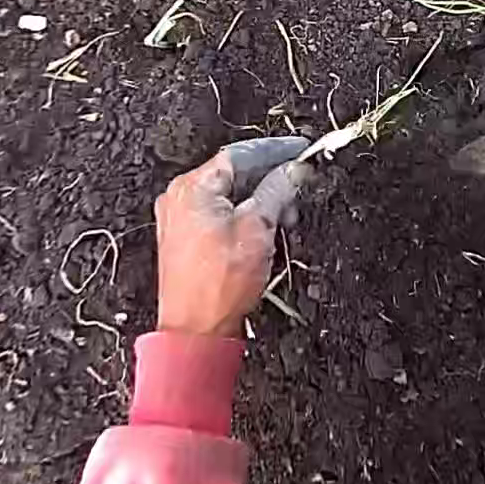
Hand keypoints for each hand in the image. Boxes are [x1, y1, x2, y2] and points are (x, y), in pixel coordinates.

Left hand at [154, 137, 312, 336]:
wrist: (196, 333)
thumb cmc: (220, 283)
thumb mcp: (259, 225)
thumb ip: (279, 187)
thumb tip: (295, 167)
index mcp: (193, 187)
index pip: (243, 153)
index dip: (278, 150)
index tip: (303, 150)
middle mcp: (181, 196)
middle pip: (237, 172)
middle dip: (272, 179)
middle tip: (298, 189)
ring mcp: (181, 217)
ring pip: (232, 192)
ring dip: (263, 199)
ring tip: (284, 218)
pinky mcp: (187, 236)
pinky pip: (222, 210)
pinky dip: (248, 213)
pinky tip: (268, 228)